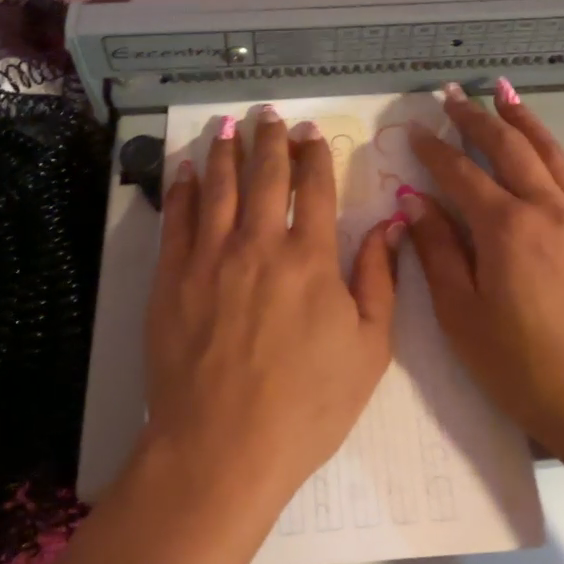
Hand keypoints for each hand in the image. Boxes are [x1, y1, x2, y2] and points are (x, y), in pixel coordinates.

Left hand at [144, 105, 402, 500]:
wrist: (222, 448)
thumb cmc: (306, 407)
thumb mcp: (368, 352)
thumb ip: (380, 282)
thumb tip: (392, 226)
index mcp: (311, 259)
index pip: (316, 188)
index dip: (315, 155)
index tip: (312, 132)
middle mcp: (260, 243)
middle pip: (265, 175)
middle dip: (270, 139)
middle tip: (269, 115)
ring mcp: (210, 257)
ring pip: (219, 186)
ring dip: (225, 151)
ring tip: (229, 126)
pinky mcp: (171, 277)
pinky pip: (177, 219)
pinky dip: (183, 189)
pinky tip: (186, 170)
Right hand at [404, 80, 563, 472]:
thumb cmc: (523, 368)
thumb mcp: (462, 317)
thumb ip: (437, 252)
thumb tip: (413, 202)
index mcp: (506, 228)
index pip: (461, 172)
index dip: (434, 149)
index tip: (414, 129)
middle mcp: (546, 208)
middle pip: (508, 147)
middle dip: (476, 117)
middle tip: (452, 95)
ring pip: (548, 151)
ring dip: (522, 120)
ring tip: (502, 94)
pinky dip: (552, 148)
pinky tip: (543, 145)